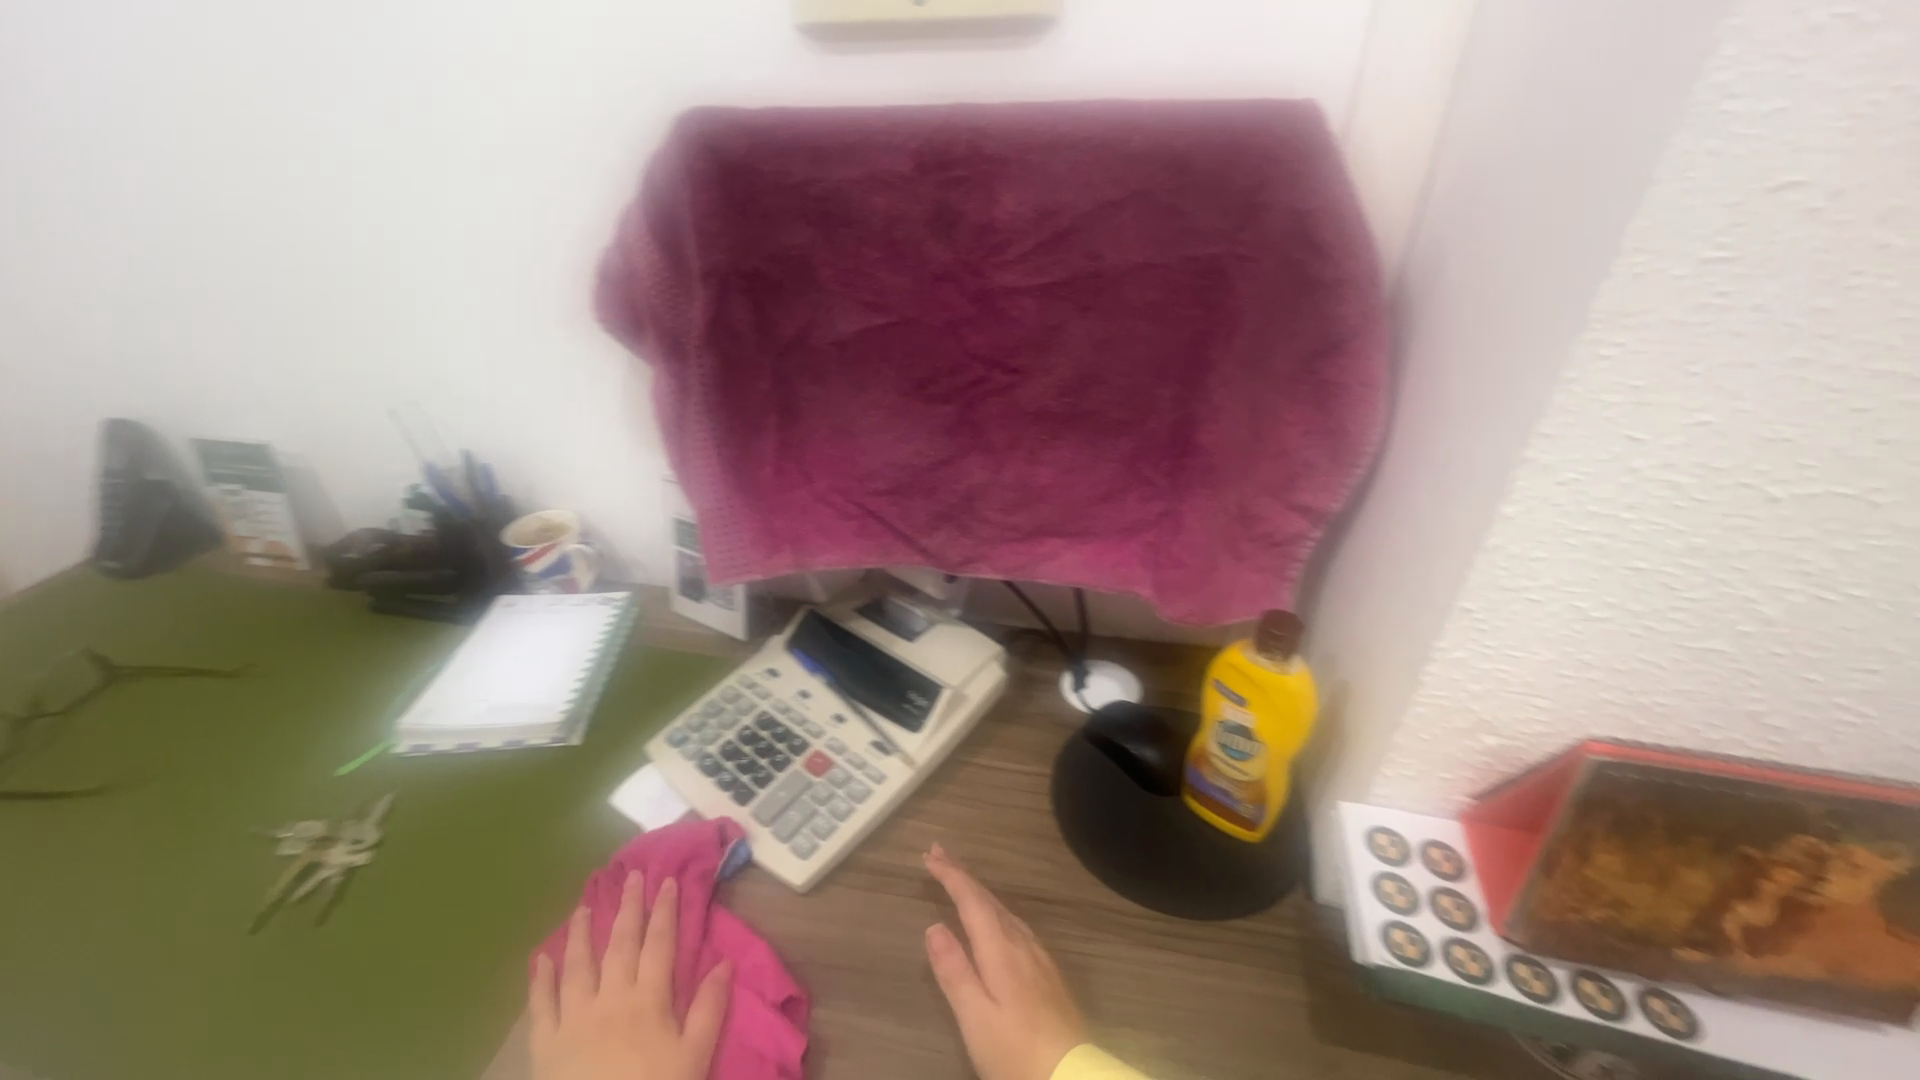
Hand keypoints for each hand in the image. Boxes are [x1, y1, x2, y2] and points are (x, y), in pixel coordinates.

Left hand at [530, 872, 732, 1079]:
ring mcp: (573, 1020)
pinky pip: (541, 1006)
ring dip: (581, 933)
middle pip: (620, 944)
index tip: (667, 881)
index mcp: (648, 1000)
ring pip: (578, 965)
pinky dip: (540, 980)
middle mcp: (610, 999)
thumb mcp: (694, 1059)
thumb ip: (709, 1010)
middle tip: (631, 876)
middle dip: (628, 908)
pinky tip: (540, 959)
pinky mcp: (545, 1047)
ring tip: (583, 907)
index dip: (665, 911)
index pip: (660, 944)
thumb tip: (724, 963)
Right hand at [924, 843, 1087, 1079]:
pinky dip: (995, 910)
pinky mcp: (1048, 973)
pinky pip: (1016, 924)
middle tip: (938, 853)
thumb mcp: (976, 1017)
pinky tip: (996, 919)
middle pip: (988, 899)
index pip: (972, 900)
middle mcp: (1022, 943)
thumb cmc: (1016, 1051)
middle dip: (962, 874)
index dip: (951, 875)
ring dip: (979, 891)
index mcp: (1001, 949)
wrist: (1072, 1077)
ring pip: (1004, 910)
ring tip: (960, 879)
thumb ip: (955, 971)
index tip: (930, 854)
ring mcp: (1039, 957)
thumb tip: (933, 925)